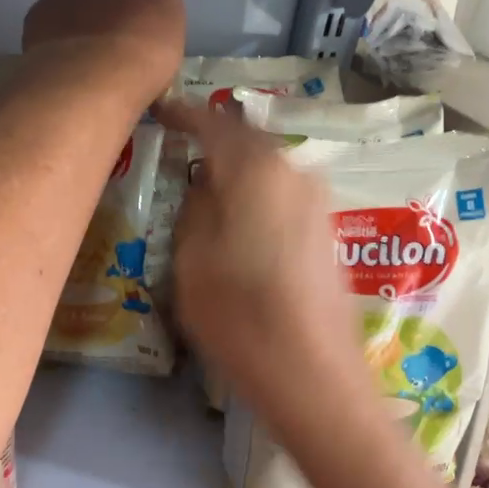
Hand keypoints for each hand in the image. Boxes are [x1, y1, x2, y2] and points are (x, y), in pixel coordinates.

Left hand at [22, 0, 184, 104]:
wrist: (93, 73)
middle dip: (108, 8)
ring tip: (81, 59)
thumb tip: (139, 42)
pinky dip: (54, 37)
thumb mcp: (171, 49)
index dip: (142, 13)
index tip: (139, 39)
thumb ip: (155, 33)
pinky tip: (60, 64)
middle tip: (109, 46)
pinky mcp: (39, 7)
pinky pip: (50, 20)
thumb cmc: (146, 63)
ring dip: (78, 19)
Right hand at [153, 100, 376, 438]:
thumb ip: (194, 212)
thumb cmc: (240, 321)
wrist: (314, 377)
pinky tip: (238, 221)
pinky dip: (257, 196)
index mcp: (257, 172)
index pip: (215, 123)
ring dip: (237, 172)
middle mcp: (296, 174)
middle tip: (179, 150)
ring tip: (204, 188)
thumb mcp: (191, 266)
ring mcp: (318, 204)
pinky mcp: (327, 233)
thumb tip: (203, 187)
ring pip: (269, 170)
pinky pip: (283, 196)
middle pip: (249, 142)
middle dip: (214, 141)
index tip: (161, 109)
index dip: (184, 113)